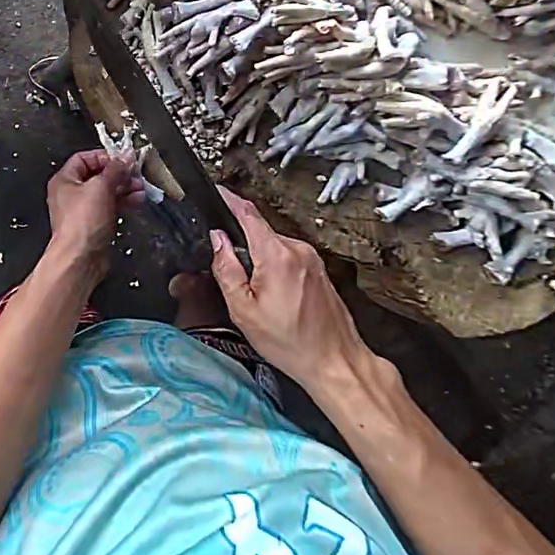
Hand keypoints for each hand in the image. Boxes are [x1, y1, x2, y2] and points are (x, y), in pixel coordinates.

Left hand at [45, 149, 144, 263]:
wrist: (80, 257)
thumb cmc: (81, 224)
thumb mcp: (100, 187)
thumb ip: (114, 170)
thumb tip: (124, 158)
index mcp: (64, 180)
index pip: (84, 158)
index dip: (104, 156)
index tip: (122, 158)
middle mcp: (71, 193)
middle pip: (97, 174)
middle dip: (118, 173)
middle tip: (134, 173)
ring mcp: (82, 209)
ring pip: (106, 191)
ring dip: (124, 187)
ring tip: (140, 186)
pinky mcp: (93, 223)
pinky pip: (110, 206)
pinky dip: (123, 201)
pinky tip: (137, 199)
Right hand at [208, 186, 371, 392]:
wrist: (336, 363)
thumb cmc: (291, 342)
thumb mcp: (242, 309)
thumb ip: (226, 268)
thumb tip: (217, 240)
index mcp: (277, 256)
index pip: (248, 214)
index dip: (230, 199)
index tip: (217, 191)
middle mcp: (298, 251)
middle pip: (259, 231)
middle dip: (240, 243)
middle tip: (232, 275)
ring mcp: (312, 260)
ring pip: (272, 246)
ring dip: (258, 259)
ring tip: (255, 294)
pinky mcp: (318, 270)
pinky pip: (287, 257)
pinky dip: (273, 267)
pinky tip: (273, 297)